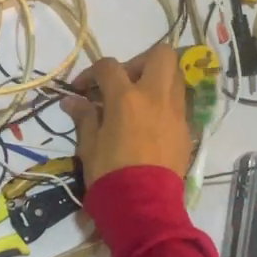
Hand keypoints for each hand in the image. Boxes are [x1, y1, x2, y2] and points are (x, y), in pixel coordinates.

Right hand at [61, 41, 194, 180]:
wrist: (142, 202)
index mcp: (126, 98)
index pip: (109, 67)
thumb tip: (71, 101)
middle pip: (159, 54)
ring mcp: (176, 111)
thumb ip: (84, 117)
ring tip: (138, 101)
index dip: (91, 73)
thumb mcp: (89, 145)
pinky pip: (178, 102)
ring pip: (175, 76)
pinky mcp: (186, 128)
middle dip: (140, 62)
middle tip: (123, 83)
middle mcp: (155, 96)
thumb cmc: (109, 173)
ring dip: (156, 80)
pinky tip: (149, 123)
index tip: (81, 89)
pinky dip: (164, 103)